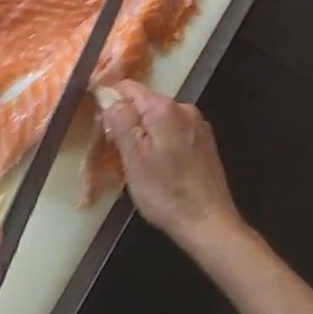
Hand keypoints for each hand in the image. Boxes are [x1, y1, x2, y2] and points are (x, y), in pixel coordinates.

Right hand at [97, 80, 240, 245]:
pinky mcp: (205, 143)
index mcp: (165, 107)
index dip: (110, 102)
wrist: (210, 225)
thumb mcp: (134, 157)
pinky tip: (162, 167)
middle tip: (119, 152)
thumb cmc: (166, 192)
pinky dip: (163, 142)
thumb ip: (120, 120)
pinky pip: (174, 132)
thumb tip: (110, 97)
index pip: (128, 88)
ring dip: (146, 134)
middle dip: (129, 121)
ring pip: (160, 119)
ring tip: (139, 164)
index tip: (102, 127)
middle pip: (145, 103)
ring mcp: (198, 125)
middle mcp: (184, 108)